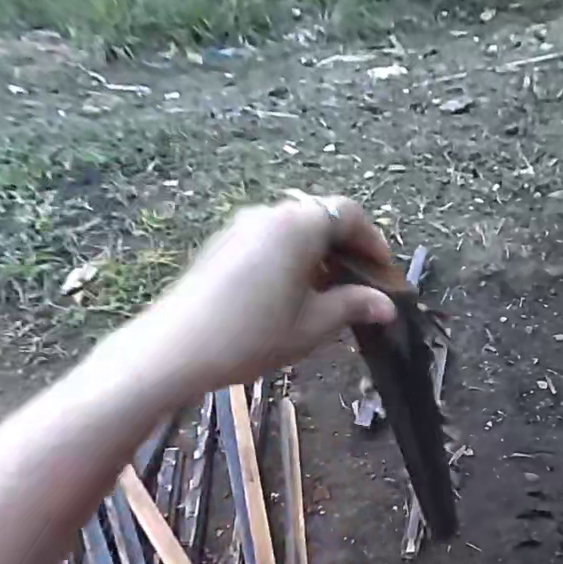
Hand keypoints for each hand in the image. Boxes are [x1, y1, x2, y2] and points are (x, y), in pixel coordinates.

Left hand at [136, 193, 396, 390]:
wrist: (176, 348)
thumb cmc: (253, 335)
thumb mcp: (313, 325)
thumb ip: (353, 306)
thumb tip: (386, 305)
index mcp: (299, 225)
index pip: (349, 215)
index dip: (374, 243)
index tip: (384, 274)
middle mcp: (270, 214)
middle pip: (321, 218)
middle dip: (347, 249)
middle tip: (361, 286)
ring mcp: (241, 226)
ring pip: (294, 230)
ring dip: (319, 255)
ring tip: (329, 295)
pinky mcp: (222, 244)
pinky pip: (270, 240)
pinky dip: (292, 258)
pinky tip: (292, 294)